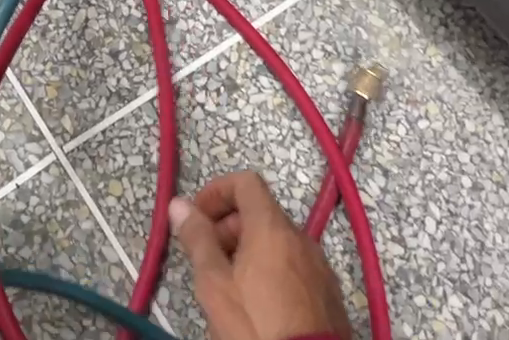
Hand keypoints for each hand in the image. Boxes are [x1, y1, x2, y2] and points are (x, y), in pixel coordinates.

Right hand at [169, 172, 352, 339]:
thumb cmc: (256, 326)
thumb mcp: (215, 284)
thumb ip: (197, 238)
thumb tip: (178, 204)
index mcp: (272, 229)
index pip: (245, 182)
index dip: (216, 191)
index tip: (198, 218)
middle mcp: (301, 239)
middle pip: (260, 211)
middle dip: (228, 225)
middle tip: (207, 256)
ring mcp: (320, 268)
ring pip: (277, 240)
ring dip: (248, 248)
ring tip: (229, 283)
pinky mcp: (329, 295)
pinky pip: (294, 264)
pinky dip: (271, 267)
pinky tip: (258, 302)